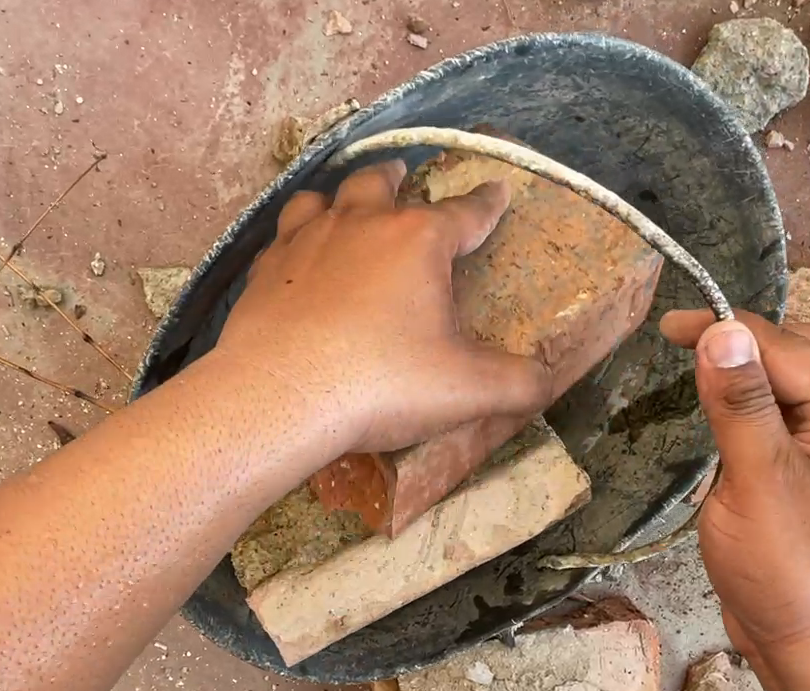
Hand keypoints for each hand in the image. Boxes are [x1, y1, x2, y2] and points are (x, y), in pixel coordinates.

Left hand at [207, 160, 556, 452]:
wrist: (281, 395)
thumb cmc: (382, 384)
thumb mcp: (467, 390)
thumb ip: (517, 383)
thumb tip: (546, 383)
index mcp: (419, 241)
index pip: (465, 214)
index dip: (486, 205)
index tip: (496, 192)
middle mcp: (361, 224)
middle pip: (381, 185)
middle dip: (398, 180)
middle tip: (403, 177)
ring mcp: (305, 242)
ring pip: (322, 199)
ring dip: (340, 198)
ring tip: (345, 207)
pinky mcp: (264, 272)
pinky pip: (281, 240)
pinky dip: (294, 242)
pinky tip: (295, 261)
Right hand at [660, 312, 809, 671]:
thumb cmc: (790, 570)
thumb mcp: (759, 484)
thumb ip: (741, 406)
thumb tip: (721, 332)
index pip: (786, 348)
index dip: (727, 329)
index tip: (667, 326)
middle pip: (808, 352)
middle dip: (751, 341)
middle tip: (691, 351)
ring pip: (796, 386)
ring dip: (751, 374)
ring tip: (703, 380)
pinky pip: (783, 422)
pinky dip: (750, 408)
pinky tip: (720, 423)